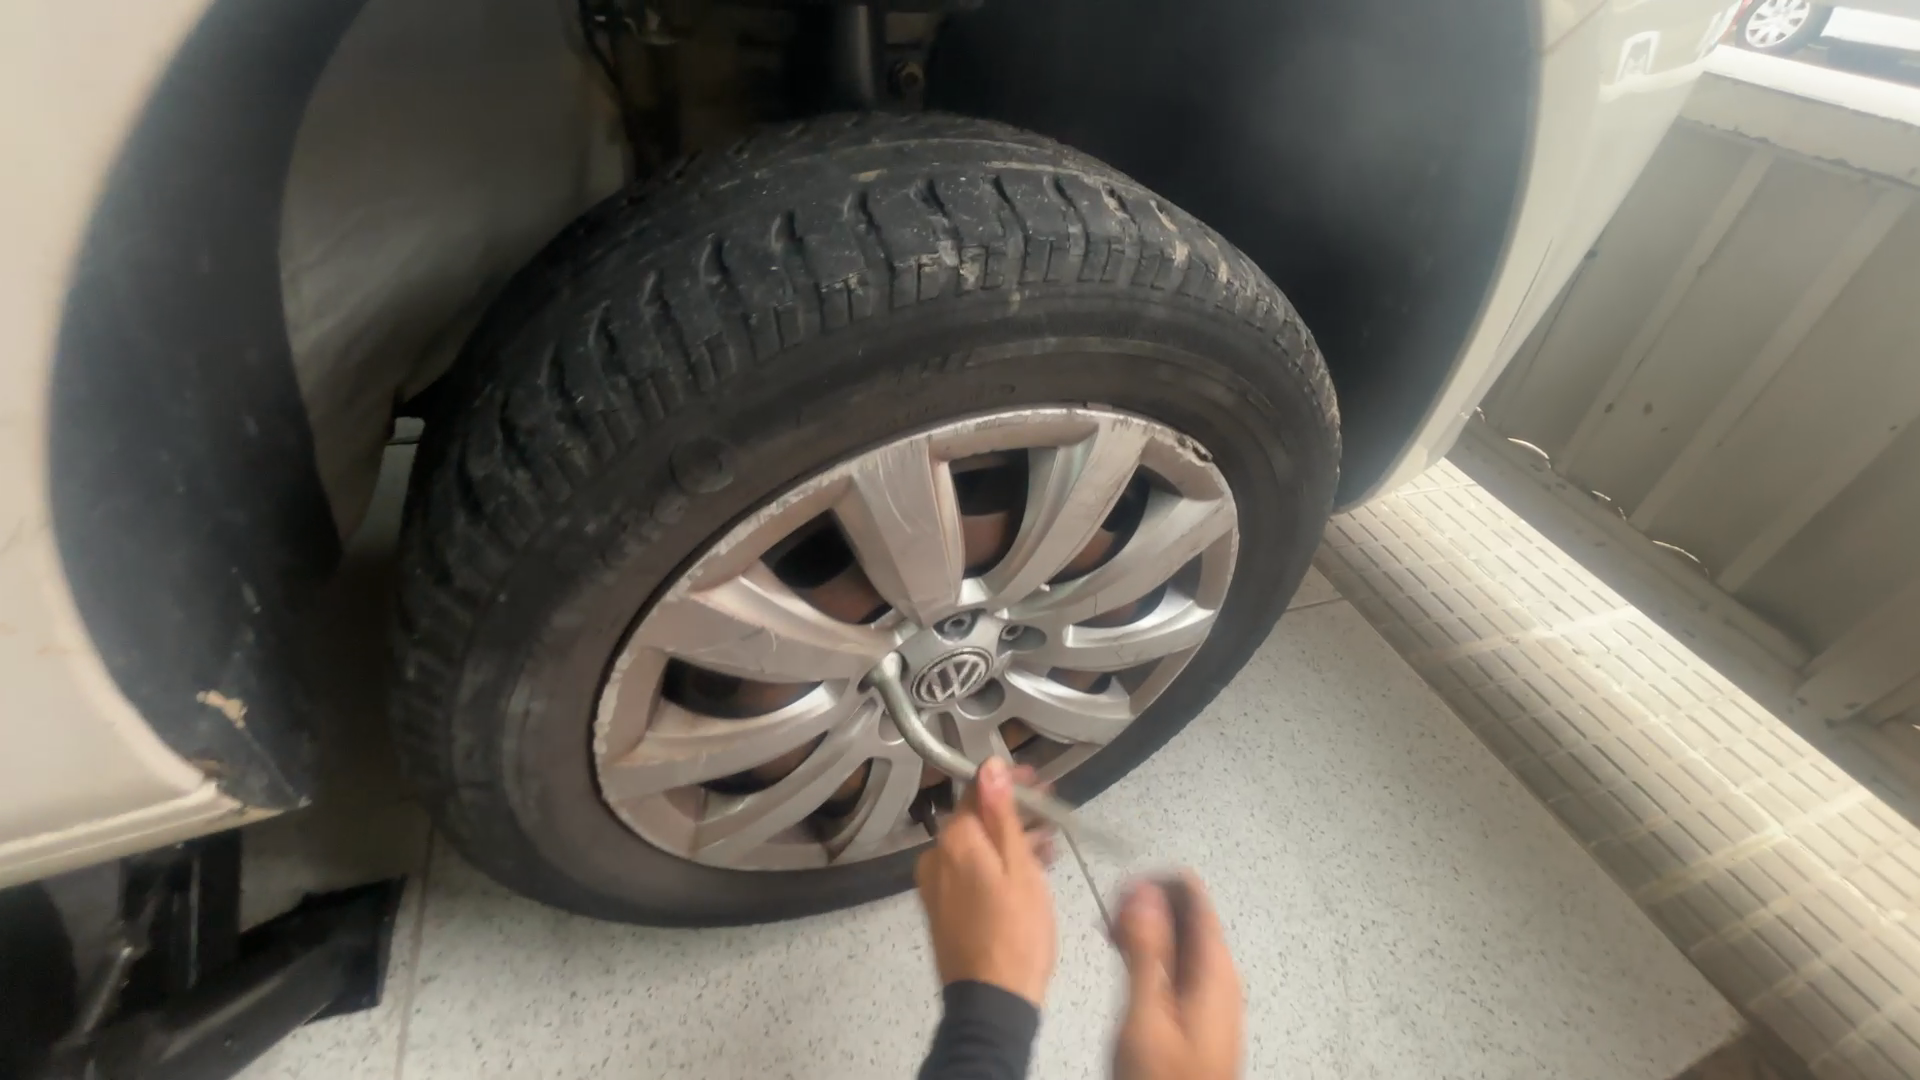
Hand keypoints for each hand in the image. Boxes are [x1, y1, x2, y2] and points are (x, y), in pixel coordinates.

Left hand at [914, 756, 1056, 1006]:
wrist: (993, 1004)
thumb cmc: (1016, 931)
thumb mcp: (1019, 866)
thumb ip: (1002, 813)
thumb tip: (990, 766)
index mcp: (954, 839)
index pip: (978, 789)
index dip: (1010, 782)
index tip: (1039, 782)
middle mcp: (936, 854)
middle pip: (977, 818)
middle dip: (1014, 813)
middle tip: (1051, 815)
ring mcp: (935, 883)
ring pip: (976, 846)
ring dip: (1009, 840)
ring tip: (1048, 847)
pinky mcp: (942, 907)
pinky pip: (969, 870)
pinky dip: (995, 865)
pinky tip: (1027, 873)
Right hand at [1112, 873, 1243, 1079]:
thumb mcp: (1146, 1015)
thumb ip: (1146, 949)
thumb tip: (1142, 888)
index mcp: (1214, 967)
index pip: (1193, 892)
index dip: (1153, 883)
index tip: (1116, 900)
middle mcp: (1219, 972)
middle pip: (1186, 910)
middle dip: (1144, 904)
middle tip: (1107, 925)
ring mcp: (1211, 991)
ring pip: (1178, 934)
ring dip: (1143, 926)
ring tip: (1108, 940)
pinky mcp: (1198, 1009)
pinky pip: (1176, 959)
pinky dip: (1149, 950)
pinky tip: (1123, 962)